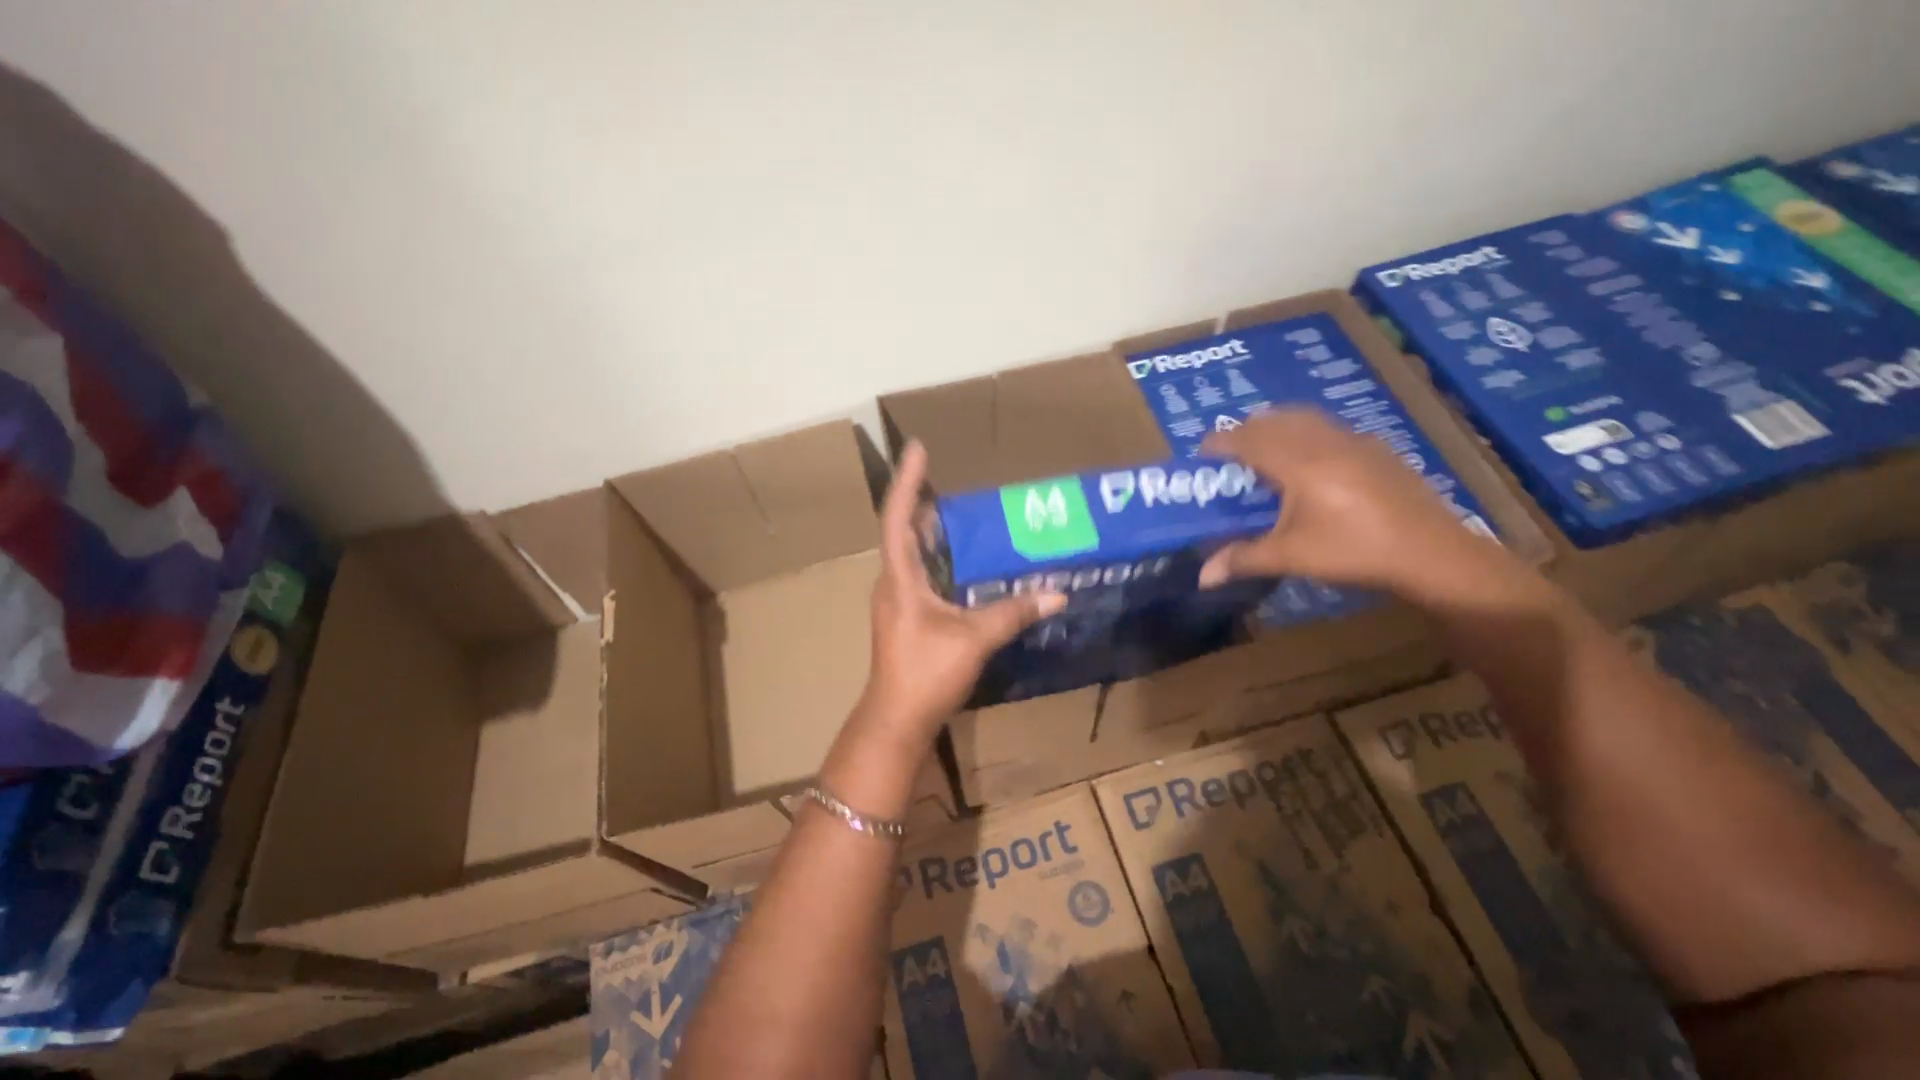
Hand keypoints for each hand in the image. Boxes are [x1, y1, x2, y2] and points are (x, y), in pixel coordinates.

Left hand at [859, 441, 1064, 742]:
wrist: (896, 722)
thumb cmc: (925, 673)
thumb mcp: (974, 639)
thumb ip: (1014, 612)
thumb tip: (1057, 591)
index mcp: (900, 578)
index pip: (899, 517)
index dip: (908, 481)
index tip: (917, 448)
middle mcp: (893, 583)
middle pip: (904, 531)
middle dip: (923, 501)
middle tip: (947, 477)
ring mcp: (898, 603)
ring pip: (913, 555)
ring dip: (933, 532)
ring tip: (961, 512)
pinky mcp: (907, 620)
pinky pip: (922, 576)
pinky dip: (941, 560)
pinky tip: (965, 564)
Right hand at [1196, 408, 1512, 601]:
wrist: (1431, 553)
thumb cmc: (1355, 552)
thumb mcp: (1293, 557)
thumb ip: (1244, 558)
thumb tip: (1202, 577)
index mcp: (1299, 462)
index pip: (1249, 438)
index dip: (1221, 442)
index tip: (1201, 454)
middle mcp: (1325, 441)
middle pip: (1276, 420)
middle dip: (1247, 431)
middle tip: (1231, 456)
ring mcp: (1356, 442)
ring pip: (1306, 419)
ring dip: (1278, 428)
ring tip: (1266, 454)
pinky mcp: (1378, 451)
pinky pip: (1331, 430)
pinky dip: (1307, 436)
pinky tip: (1312, 466)